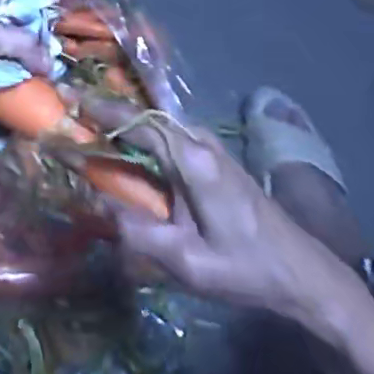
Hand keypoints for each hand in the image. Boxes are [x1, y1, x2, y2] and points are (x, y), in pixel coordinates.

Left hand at [0, 0, 49, 117]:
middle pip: (18, 28)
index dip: (38, 16)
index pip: (15, 1)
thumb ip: (22, 42)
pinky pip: (8, 71)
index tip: (60, 32)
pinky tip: (35, 85)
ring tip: (51, 75)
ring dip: (31, 64)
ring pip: (15, 52)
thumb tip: (50, 63)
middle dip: (37, 44)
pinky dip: (21, 78)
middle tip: (56, 59)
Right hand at [79, 94, 366, 333]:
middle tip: (67, 108)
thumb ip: (138, 233)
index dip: (100, 109)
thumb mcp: (189, 263)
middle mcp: (201, 143)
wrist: (307, 276)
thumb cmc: (248, 269)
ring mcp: (210, 147)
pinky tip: (119, 142)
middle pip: (144, 115)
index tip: (66, 98)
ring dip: (120, 119)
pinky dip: (137, 131)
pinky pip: (166, 132)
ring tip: (84, 122)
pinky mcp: (212, 157)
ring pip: (156, 121)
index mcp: (194, 162)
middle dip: (104, 108)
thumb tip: (93, 202)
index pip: (139, 123)